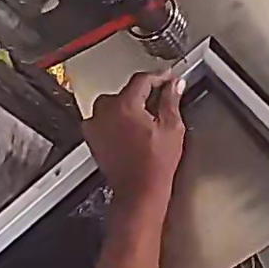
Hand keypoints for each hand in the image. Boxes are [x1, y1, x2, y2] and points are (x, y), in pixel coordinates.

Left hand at [84, 70, 185, 208]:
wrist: (139, 191)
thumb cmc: (154, 165)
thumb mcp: (172, 127)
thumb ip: (171, 100)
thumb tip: (175, 84)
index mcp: (125, 106)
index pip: (142, 80)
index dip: (158, 76)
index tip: (168, 77)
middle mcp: (105, 112)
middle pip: (126, 91)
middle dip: (143, 92)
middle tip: (161, 96)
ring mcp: (96, 126)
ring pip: (113, 103)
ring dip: (128, 104)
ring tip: (147, 114)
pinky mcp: (93, 139)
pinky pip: (103, 118)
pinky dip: (116, 118)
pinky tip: (131, 127)